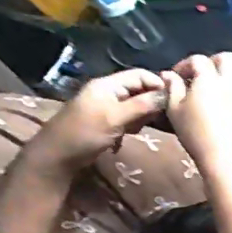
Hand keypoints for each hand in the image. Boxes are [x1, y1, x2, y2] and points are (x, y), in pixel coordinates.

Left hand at [29, 69, 168, 176]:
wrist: (57, 157)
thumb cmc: (85, 133)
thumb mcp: (115, 117)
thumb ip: (142, 105)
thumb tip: (168, 94)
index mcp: (108, 85)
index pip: (140, 75)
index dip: (158, 84)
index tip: (173, 101)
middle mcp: (108, 92)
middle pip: (139, 90)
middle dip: (152, 103)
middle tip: (162, 119)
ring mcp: (106, 108)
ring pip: (136, 106)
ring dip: (143, 117)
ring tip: (143, 128)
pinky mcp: (106, 123)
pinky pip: (128, 119)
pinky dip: (133, 126)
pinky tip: (131, 136)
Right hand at [160, 53, 231, 176]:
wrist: (226, 160)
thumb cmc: (196, 136)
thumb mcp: (175, 112)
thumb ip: (173, 89)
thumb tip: (169, 74)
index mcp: (209, 80)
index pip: (198, 60)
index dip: (186, 64)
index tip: (179, 76)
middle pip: (228, 59)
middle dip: (215, 62)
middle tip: (205, 76)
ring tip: (229, 86)